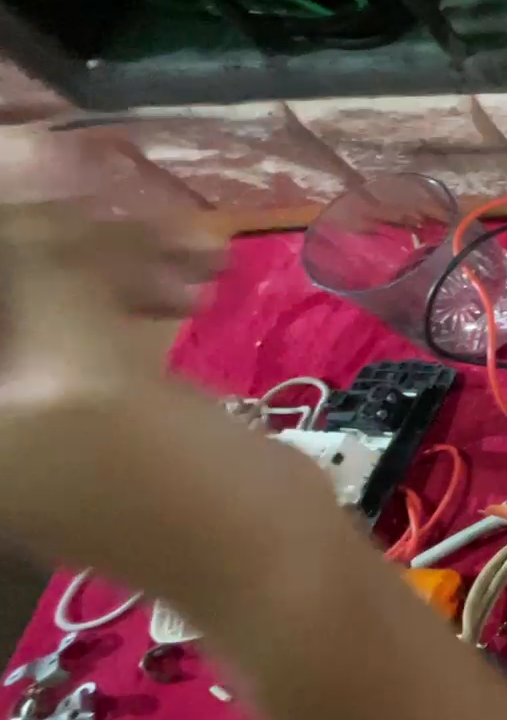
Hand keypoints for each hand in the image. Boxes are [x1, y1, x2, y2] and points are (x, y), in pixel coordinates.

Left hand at [0, 126, 226, 574]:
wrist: (268, 552)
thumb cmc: (173, 482)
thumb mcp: (92, 377)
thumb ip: (49, 272)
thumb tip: (30, 167)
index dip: (14, 224)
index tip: (76, 180)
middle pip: (6, 279)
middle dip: (72, 238)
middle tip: (159, 218)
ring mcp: (30, 395)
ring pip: (51, 292)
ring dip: (123, 259)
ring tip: (200, 251)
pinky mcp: (97, 395)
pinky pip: (98, 320)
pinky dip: (145, 293)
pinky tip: (198, 281)